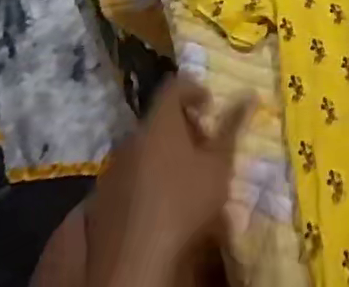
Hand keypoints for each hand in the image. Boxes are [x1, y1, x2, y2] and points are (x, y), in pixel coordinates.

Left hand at [83, 78, 252, 286]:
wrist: (134, 262)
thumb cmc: (184, 203)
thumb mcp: (219, 163)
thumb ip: (232, 126)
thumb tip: (250, 94)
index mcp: (160, 123)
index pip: (174, 87)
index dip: (195, 90)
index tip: (211, 107)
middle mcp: (131, 138)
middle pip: (158, 118)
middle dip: (182, 126)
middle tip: (204, 146)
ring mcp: (112, 169)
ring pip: (142, 147)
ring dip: (163, 152)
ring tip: (184, 176)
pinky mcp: (99, 199)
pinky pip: (127, 173)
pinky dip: (145, 176)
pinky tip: (159, 201)